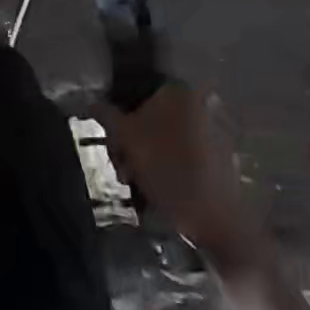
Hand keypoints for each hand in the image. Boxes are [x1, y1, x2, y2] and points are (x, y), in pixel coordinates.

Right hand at [97, 83, 260, 263]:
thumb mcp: (129, 140)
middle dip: (128, 143)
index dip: (116, 118)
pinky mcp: (214, 153)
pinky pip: (178, 150)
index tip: (111, 145)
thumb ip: (107, 116)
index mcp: (176, 90)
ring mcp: (207, 127)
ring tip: (134, 184)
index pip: (133, 93)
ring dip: (142, 157)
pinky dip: (162, 164)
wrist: (218, 219)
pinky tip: (153, 188)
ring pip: (160, 135)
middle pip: (146, 115)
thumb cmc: (169, 170)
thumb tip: (91, 103)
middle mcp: (194, 101)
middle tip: (121, 170)